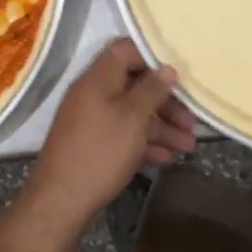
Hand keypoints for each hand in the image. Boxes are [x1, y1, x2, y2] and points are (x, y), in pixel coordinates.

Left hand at [22, 38, 195, 228]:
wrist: (61, 202)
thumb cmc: (100, 152)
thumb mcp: (132, 118)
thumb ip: (151, 89)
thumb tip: (166, 68)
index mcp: (98, 78)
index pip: (126, 50)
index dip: (153, 56)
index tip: (179, 72)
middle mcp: (93, 93)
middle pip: (134, 85)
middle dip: (165, 101)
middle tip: (191, 120)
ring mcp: (91, 120)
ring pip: (132, 113)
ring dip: (161, 127)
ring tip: (187, 146)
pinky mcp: (92, 144)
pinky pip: (123, 134)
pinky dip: (144, 143)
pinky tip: (166, 159)